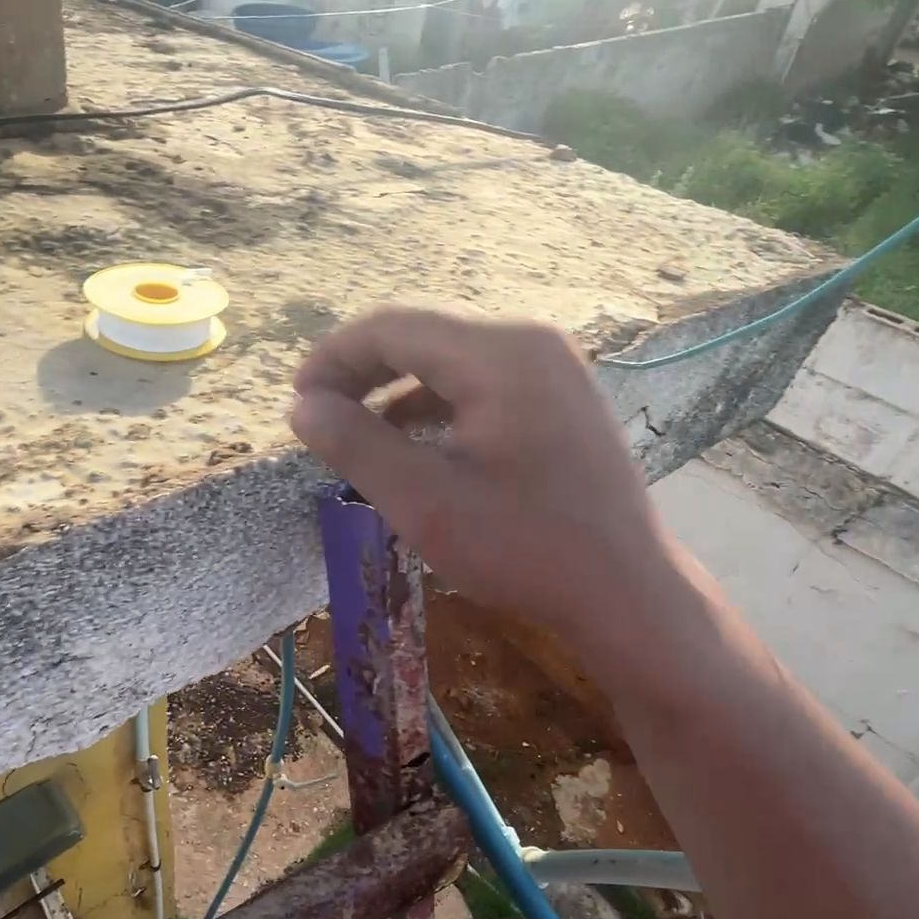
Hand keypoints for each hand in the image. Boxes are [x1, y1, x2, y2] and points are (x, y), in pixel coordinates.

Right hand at [290, 307, 684, 663]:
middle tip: (316, 416)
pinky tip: (409, 442)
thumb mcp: (422, 500)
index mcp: (498, 353)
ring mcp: (552, 368)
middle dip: (360, 371)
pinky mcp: (559, 398)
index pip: (392, 327)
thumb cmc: (521, 548)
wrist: (624, 591)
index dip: (332, 358)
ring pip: (448, 360)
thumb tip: (301, 408)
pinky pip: (479, 383)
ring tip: (352, 430)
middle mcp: (529, 342)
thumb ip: (354, 444)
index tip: (294, 401)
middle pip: (421, 336)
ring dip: (393, 389)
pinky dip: (433, 405)